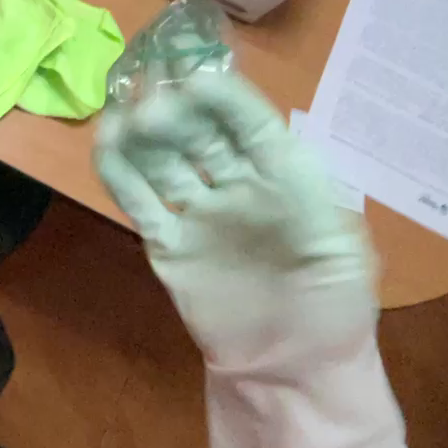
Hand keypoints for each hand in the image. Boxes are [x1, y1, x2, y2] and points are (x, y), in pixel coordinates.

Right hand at [94, 70, 376, 373]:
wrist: (293, 373)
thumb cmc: (333, 309)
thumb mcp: (341, 246)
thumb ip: (307, 190)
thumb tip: (271, 143)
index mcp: (285, 178)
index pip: (251, 125)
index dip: (224, 100)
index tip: (192, 75)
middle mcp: (237, 185)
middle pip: (200, 136)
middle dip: (175, 110)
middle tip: (146, 89)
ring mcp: (197, 213)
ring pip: (163, 162)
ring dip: (141, 135)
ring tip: (119, 111)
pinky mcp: (166, 243)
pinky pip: (138, 201)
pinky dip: (120, 174)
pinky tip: (105, 145)